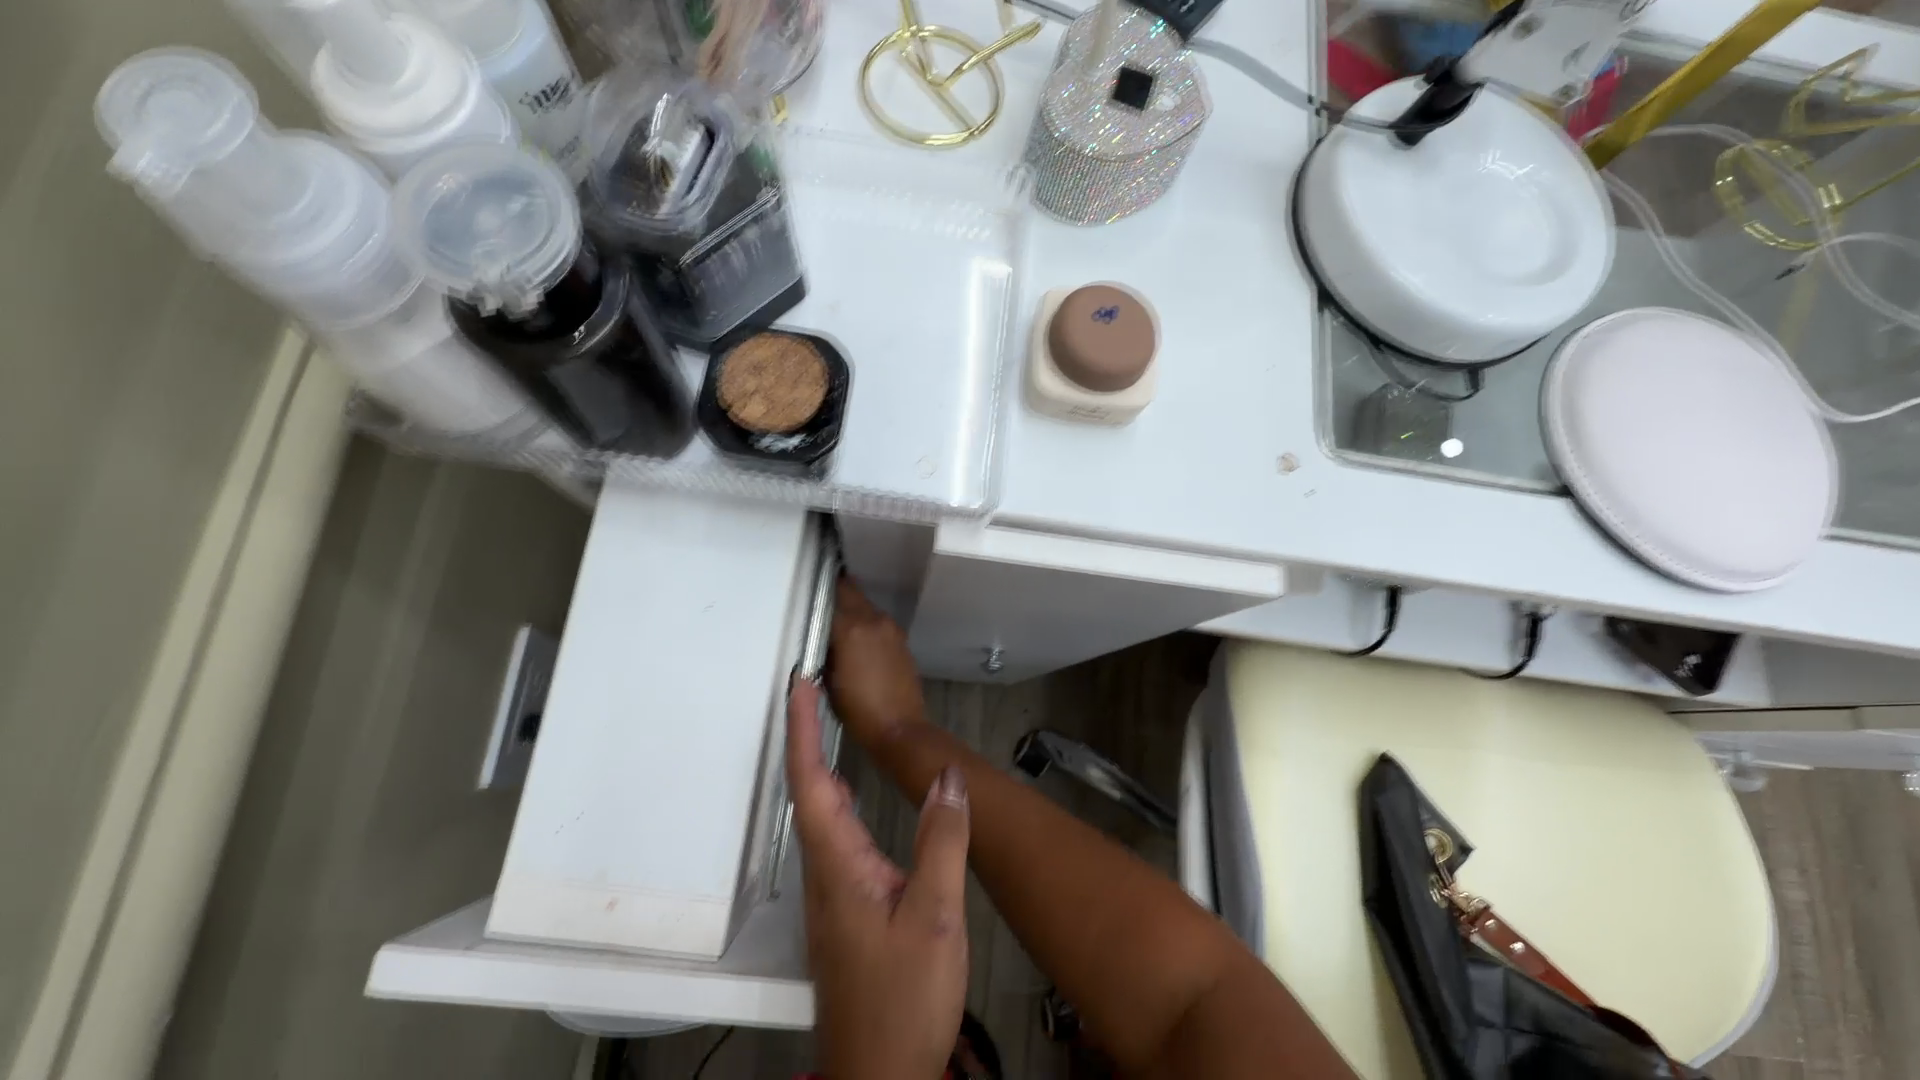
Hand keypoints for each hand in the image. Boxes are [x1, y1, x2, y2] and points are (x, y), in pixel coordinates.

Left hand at [787, 677, 969, 1079]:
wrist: (878, 1071)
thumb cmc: (905, 999)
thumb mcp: (936, 917)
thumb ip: (941, 842)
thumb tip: (946, 778)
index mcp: (839, 866)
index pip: (812, 783)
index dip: (801, 730)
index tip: (797, 685)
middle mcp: (825, 873)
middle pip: (808, 792)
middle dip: (804, 737)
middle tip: (811, 692)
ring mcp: (830, 894)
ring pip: (818, 816)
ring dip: (818, 766)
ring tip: (825, 728)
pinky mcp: (843, 910)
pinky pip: (834, 838)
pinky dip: (837, 801)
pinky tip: (853, 801)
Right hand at [826, 576, 928, 748]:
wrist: (899, 728)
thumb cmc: (858, 710)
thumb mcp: (828, 681)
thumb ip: (825, 652)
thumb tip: (822, 638)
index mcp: (851, 629)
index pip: (832, 597)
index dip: (819, 594)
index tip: (809, 593)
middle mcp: (873, 621)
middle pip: (852, 594)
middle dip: (838, 594)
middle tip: (821, 601)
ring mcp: (891, 629)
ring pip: (867, 607)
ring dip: (854, 609)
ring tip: (838, 622)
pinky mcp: (902, 641)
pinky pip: (879, 622)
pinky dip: (867, 624)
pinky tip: (858, 640)